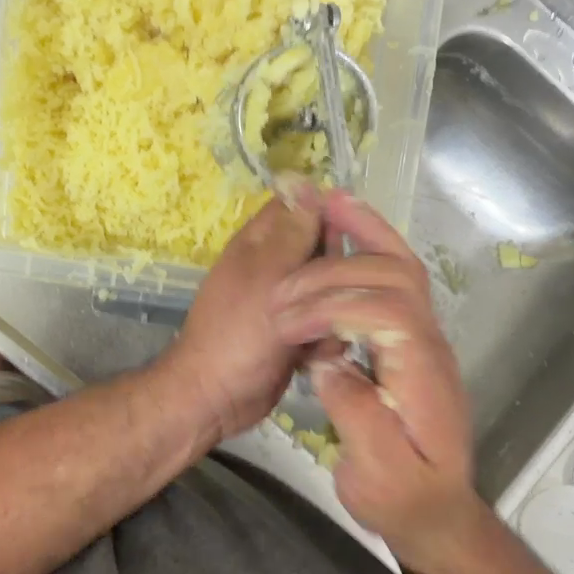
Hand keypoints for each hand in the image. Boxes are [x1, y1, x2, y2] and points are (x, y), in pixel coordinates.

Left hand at [156, 175, 325, 442]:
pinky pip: (325, 326)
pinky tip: (319, 356)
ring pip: (331, 292)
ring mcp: (284, 303)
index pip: (303, 207)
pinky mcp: (294, 335)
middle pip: (325, 251)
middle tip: (336, 298)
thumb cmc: (236, 333)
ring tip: (324, 332)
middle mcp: (273, 267)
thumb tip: (300, 176)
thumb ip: (291, 232)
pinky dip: (326, 340)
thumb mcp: (268, 276)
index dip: (330, 214)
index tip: (356, 233)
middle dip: (340, 273)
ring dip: (336, 311)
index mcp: (260, 243)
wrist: (217, 398)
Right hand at [269, 191, 480, 571]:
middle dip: (337, 266)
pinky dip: (370, 251)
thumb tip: (326, 364)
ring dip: (365, 234)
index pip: (383, 311)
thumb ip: (358, 416)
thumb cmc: (405, 499)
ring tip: (326, 205)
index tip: (284, 323)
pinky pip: (394, 282)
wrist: (436, 514)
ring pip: (402, 269)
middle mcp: (429, 345)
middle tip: (285, 270)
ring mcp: (424, 340)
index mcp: (422, 373)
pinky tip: (342, 239)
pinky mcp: (410, 342)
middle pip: (396, 276)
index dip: (328, 306)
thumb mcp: (379, 475)